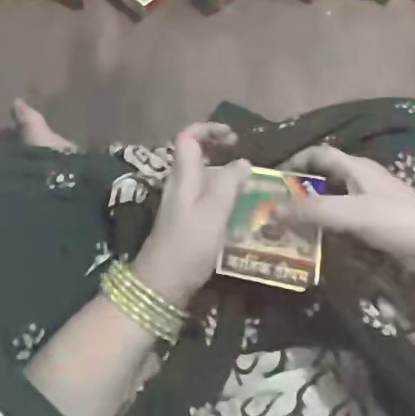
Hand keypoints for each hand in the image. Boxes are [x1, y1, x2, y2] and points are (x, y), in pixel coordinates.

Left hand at [133, 123, 245, 305]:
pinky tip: (241, 211)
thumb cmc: (188, 245)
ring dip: (226, 177)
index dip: (208, 129)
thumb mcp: (213, 212)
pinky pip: (207, 198)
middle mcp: (180, 185)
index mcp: (183, 176)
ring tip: (253, 187)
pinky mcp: (187, 222)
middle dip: (222, 153)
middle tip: (249, 163)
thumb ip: (229, 183)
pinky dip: (224, 197)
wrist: (161, 285)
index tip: (233, 136)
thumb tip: (242, 161)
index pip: (188, 137)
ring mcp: (182, 204)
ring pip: (204, 178)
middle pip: (197, 156)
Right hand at [281, 145, 414, 276]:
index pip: (318, 153)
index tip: (271, 177)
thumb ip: (313, 211)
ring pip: (332, 199)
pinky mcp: (377, 222)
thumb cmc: (399, 221)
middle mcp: (361, 179)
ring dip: (310, 209)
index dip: (294, 160)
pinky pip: (342, 218)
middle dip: (298, 188)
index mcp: (356, 167)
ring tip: (288, 225)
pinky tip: (316, 239)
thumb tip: (271, 209)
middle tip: (274, 206)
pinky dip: (325, 224)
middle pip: (322, 176)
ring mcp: (370, 201)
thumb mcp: (353, 214)